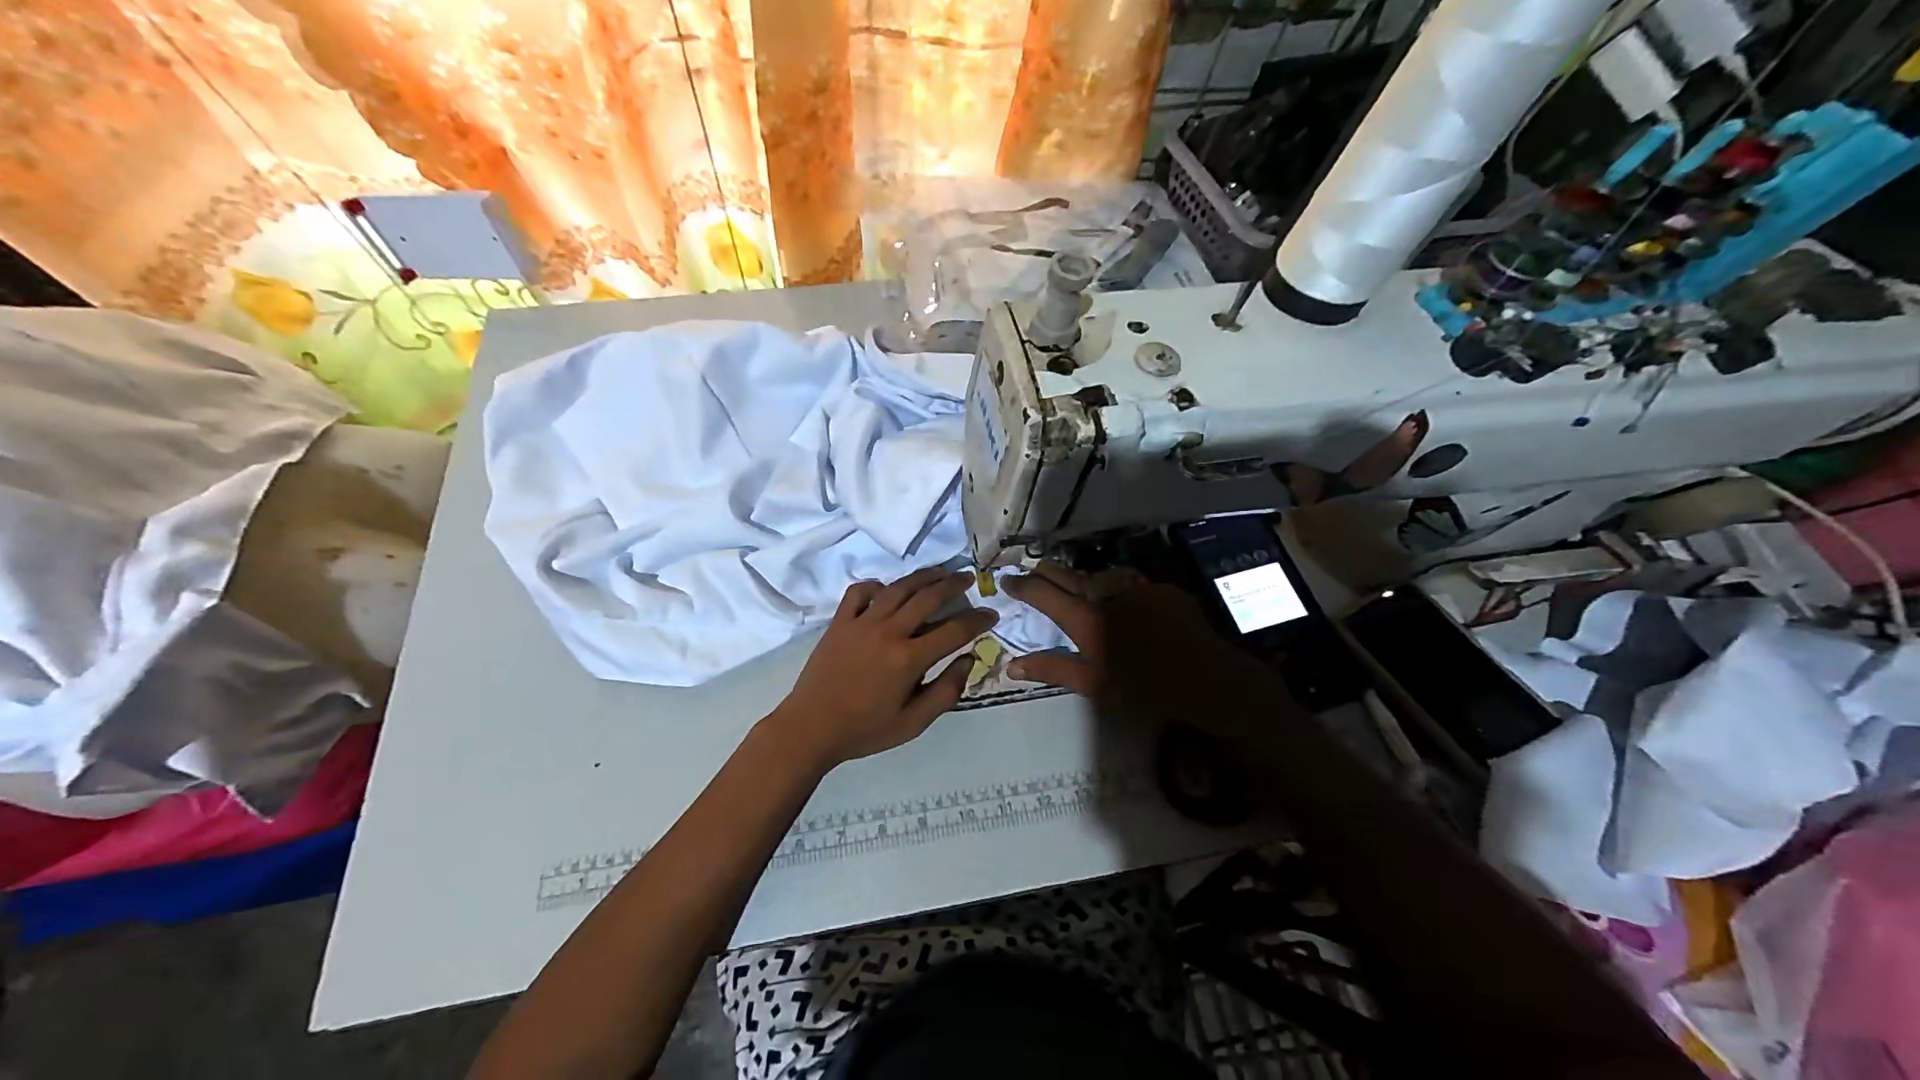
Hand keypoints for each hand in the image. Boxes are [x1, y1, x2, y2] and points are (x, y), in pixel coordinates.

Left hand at [767, 568, 997, 768]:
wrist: (811, 728)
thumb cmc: (865, 730)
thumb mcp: (913, 723)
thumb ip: (946, 691)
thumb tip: (969, 659)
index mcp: (909, 659)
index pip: (954, 630)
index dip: (978, 620)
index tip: (991, 614)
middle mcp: (888, 632)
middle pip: (928, 597)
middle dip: (953, 585)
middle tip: (969, 579)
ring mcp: (861, 623)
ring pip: (898, 588)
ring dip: (923, 577)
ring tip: (940, 572)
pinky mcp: (839, 622)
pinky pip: (860, 592)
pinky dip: (877, 585)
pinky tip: (888, 590)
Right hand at [1004, 561, 1272, 723]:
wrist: (1208, 680)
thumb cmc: (1146, 691)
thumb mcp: (1094, 685)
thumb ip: (1054, 670)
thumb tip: (1012, 665)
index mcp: (1087, 621)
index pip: (1045, 594)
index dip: (1023, 585)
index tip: (1006, 579)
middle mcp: (1108, 596)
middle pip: (1069, 576)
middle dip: (1047, 572)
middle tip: (1031, 571)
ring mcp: (1137, 588)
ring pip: (1099, 575)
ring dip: (1081, 577)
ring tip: (1071, 581)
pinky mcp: (1161, 589)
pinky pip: (1129, 582)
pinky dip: (1115, 585)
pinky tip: (1118, 596)